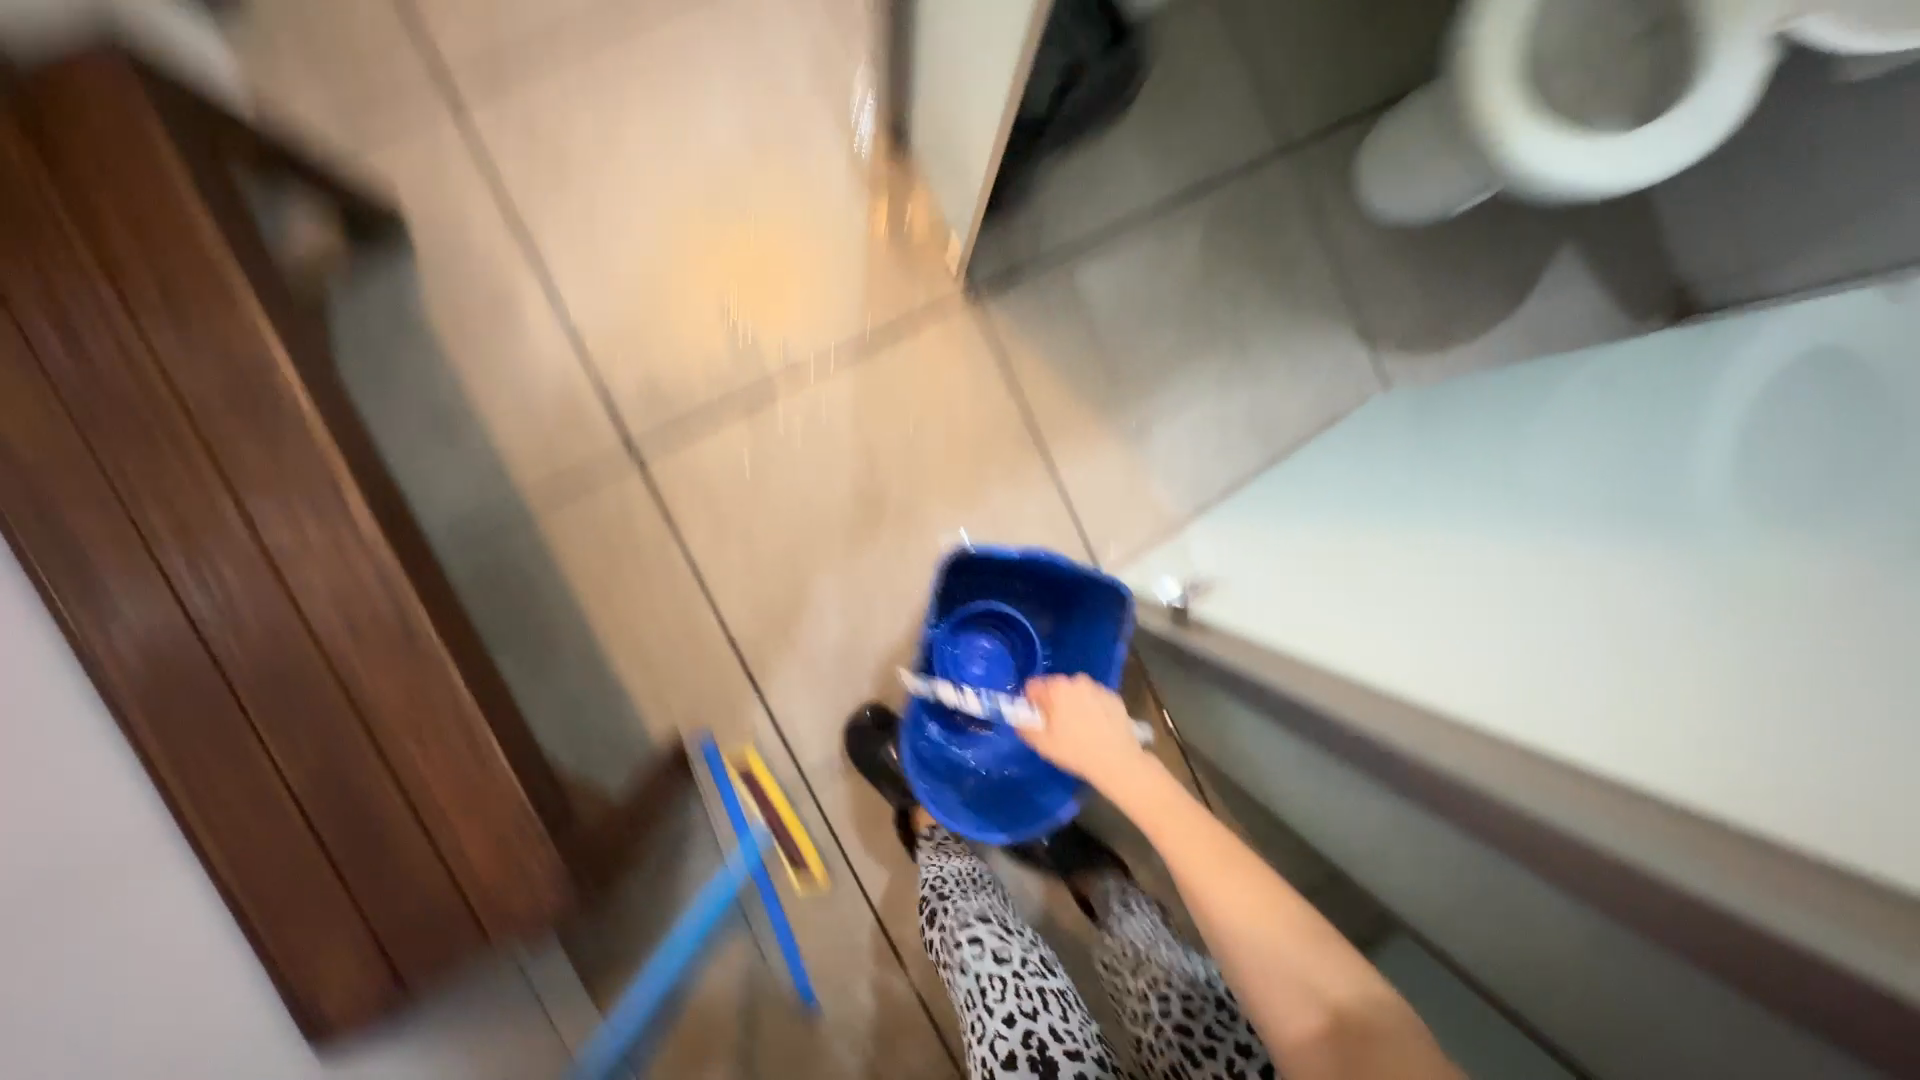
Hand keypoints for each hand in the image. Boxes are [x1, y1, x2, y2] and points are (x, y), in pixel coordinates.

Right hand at [1018, 674, 1154, 792]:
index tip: (1037, 718)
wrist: (1117, 760)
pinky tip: (1096, 728)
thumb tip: (1019, 718)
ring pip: (1076, 692)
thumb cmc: (1075, 751)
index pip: (1032, 686)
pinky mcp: (1114, 696)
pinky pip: (1094, 698)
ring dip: (1073, 704)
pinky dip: (1092, 708)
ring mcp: (1098, 687)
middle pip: (1055, 687)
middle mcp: (1077, 680)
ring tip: (1079, 729)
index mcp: (1056, 687)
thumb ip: (1024, 726)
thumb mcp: (1042, 743)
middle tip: (1058, 726)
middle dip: (1053, 702)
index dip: (1031, 702)